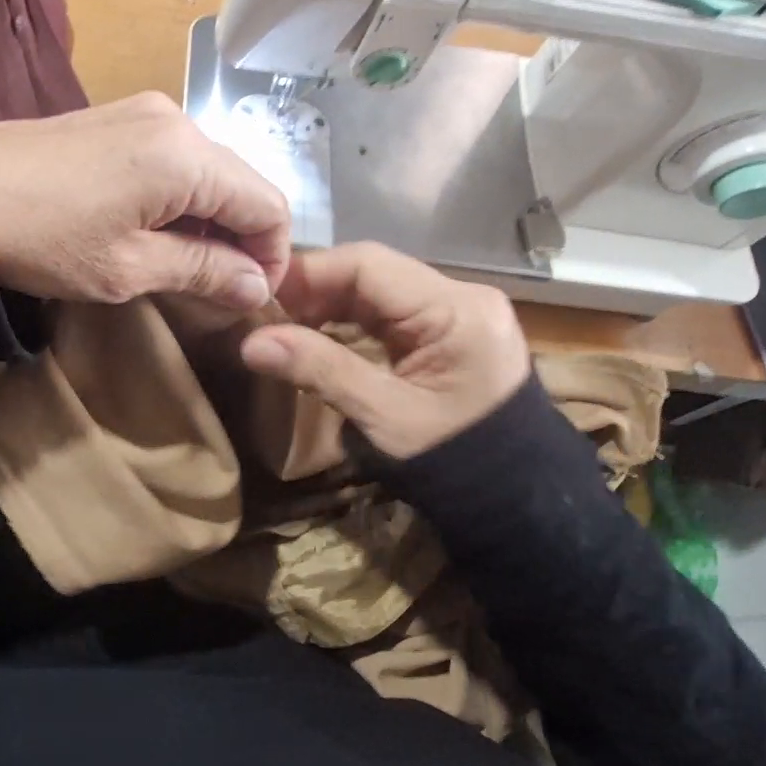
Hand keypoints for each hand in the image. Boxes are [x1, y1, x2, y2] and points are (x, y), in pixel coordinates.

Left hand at [0, 93, 289, 309]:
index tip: (253, 298)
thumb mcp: (128, 268)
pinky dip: (181, 197)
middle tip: (223, 288)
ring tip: (188, 265)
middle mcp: (177, 119)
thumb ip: (204, 270)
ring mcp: (145, 111)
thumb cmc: (45, 240)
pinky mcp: (117, 116)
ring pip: (209, 170)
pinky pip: (174, 158)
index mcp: (188, 156)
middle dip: (245, 238)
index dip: (274, 256)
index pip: (269, 204)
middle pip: (243, 182)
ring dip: (212, 218)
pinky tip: (157, 229)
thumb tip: (258, 287)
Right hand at [238, 243, 530, 459]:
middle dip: (313, 290)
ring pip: (376, 291)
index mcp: (456, 309)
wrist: (514, 501)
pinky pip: (388, 313)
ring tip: (281, 327)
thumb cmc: (454, 462)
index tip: (259, 293)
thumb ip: (321, 370)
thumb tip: (250, 343)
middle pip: (372, 273)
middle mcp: (461, 295)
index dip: (308, 273)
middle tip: (262, 314)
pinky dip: (348, 322)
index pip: (368, 265)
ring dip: (327, 305)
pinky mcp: (446, 331)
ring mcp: (456, 312)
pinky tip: (315, 337)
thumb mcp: (385, 417)